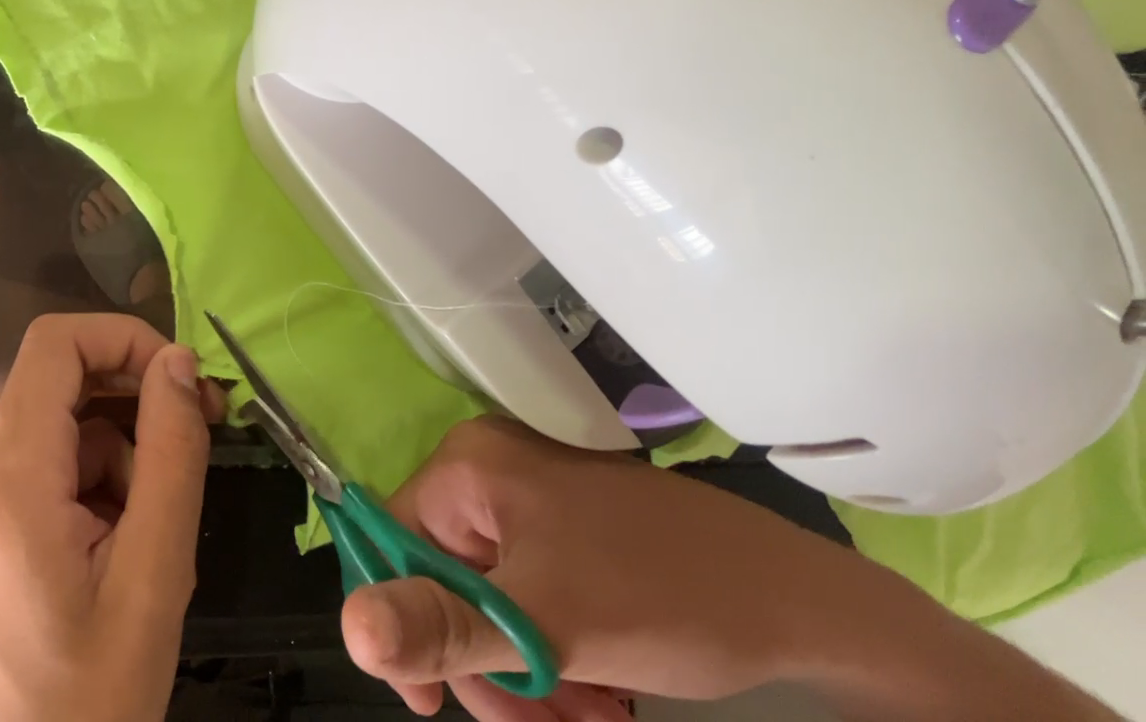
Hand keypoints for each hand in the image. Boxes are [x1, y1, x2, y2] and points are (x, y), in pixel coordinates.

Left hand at [0, 314, 224, 721]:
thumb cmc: (89, 701)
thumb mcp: (153, 576)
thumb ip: (172, 456)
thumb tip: (177, 361)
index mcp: (6, 480)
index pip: (54, 344)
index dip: (124, 337)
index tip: (184, 380)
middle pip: (57, 387)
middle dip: (132, 401)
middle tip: (199, 437)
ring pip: (55, 433)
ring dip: (115, 456)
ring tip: (149, 532)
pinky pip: (35, 472)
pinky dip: (85, 487)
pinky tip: (111, 549)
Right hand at [338, 417, 914, 719]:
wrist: (811, 610)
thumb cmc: (667, 601)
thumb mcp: (546, 625)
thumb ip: (444, 628)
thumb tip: (353, 628)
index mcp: (469, 467)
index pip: (392, 546)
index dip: (405, 626)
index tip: (433, 705)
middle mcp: (492, 468)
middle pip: (443, 581)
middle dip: (484, 666)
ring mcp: (535, 495)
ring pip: (489, 598)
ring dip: (521, 672)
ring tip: (580, 721)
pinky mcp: (571, 527)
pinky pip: (528, 593)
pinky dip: (549, 653)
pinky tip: (594, 699)